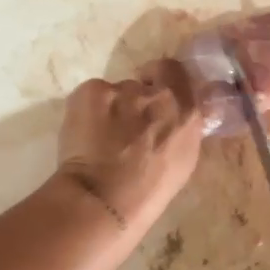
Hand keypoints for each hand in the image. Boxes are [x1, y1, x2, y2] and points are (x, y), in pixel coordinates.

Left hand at [57, 59, 203, 229]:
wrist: (104, 198)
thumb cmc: (148, 192)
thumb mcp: (183, 160)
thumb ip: (181, 128)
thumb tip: (173, 118)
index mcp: (184, 109)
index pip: (174, 71)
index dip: (161, 80)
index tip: (153, 97)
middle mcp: (155, 93)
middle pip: (141, 85)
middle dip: (134, 101)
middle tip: (124, 127)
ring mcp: (121, 89)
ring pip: (114, 93)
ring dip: (110, 109)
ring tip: (100, 139)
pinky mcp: (91, 91)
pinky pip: (91, 96)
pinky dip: (88, 111)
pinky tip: (85, 135)